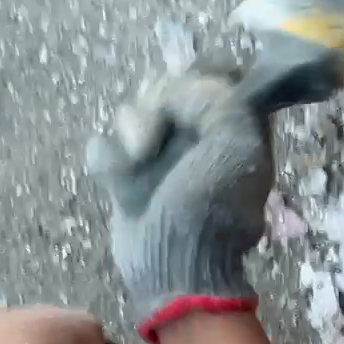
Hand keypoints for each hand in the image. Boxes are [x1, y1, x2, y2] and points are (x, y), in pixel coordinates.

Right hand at [85, 58, 343, 341]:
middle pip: (167, 86)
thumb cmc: (210, 211)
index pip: (215, 75)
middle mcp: (199, 138)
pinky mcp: (129, 177)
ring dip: (132, 134)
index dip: (196, 79)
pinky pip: (107, 146)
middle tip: (156, 137)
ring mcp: (163, 157)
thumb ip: (217, 101)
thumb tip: (178, 92)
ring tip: (140, 163)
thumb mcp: (234, 146)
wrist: (174, 269)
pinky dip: (110, 163)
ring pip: (134, 112)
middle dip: (157, 105)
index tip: (186, 99)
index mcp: (236, 129)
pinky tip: (121, 184)